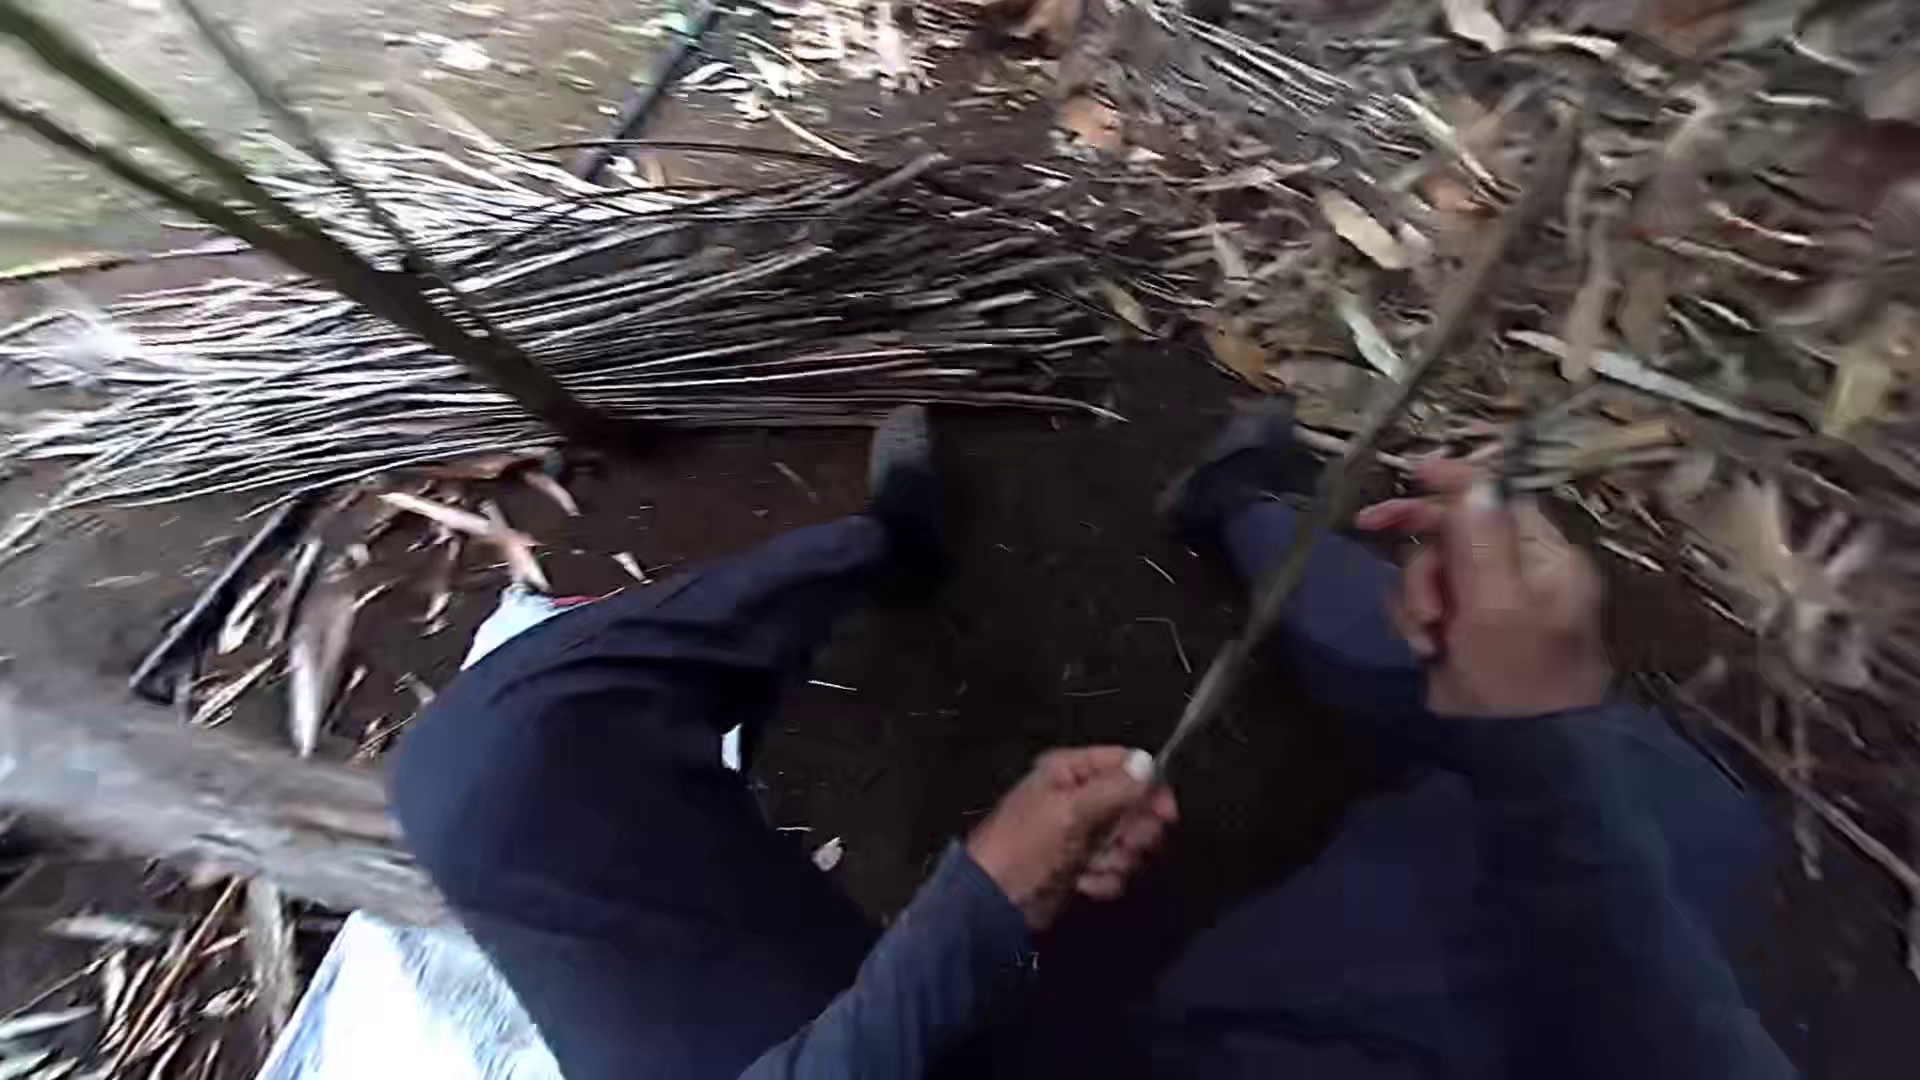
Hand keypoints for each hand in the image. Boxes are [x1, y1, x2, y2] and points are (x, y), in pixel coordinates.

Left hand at [965, 747, 1178, 929]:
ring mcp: (1083, 832)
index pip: (1124, 765)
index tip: (1167, 813)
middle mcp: (1080, 796)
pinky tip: (1085, 882)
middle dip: (1131, 831)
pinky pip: (1116, 868)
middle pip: (1133, 806)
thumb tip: (1149, 764)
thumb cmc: (1026, 845)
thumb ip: (1113, 789)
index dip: (1149, 786)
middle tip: (1122, 844)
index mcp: (1070, 770)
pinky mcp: (1085, 864)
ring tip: (1091, 864)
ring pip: (1128, 841)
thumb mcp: (1070, 810)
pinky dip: (1105, 879)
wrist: (997, 901)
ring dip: (1116, 859)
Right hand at [1356, 460, 1609, 717]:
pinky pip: (1414, 597)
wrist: (1511, 741)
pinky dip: (1410, 616)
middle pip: (1449, 529)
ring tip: (1426, 631)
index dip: (1456, 481)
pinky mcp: (1453, 620)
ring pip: (1424, 566)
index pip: (1497, 499)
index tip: (1413, 471)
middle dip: (1414, 541)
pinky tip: (1422, 643)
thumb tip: (1473, 485)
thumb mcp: (1498, 604)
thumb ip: (1479, 543)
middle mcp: (1509, 569)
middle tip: (1367, 525)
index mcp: (1540, 556)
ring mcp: (1479, 596)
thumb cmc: (1516, 670)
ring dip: (1414, 594)